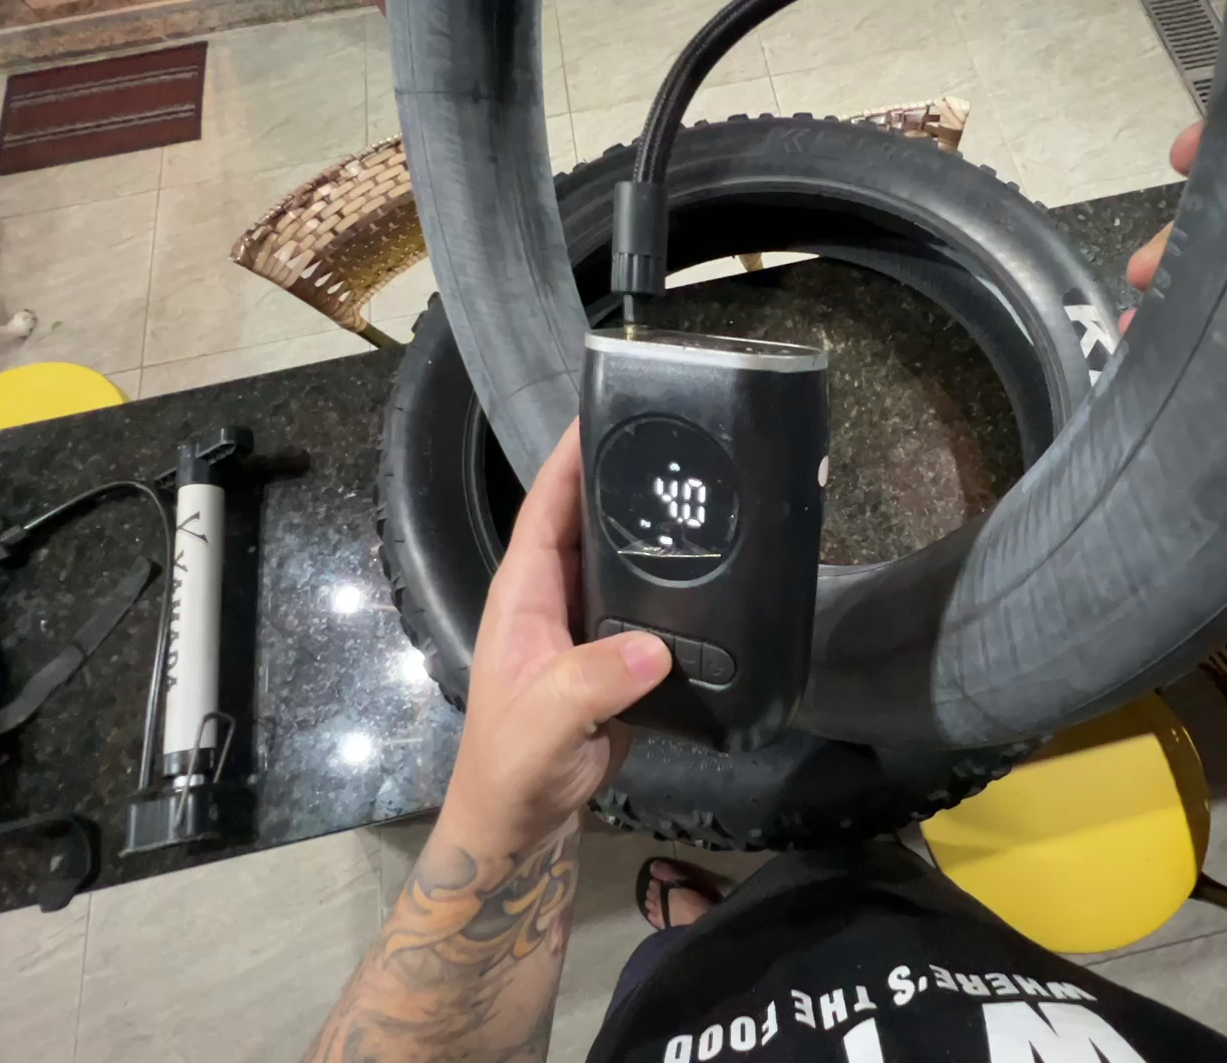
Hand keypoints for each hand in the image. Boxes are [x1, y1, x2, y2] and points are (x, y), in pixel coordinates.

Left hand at [443, 421, 672, 853]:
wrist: (528, 819)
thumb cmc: (513, 768)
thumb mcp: (542, 724)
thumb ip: (589, 683)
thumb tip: (656, 646)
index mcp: (525, 592)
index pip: (546, 505)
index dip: (571, 455)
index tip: (608, 409)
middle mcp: (556, 594)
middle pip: (589, 517)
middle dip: (622, 475)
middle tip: (681, 441)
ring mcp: (589, 620)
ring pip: (622, 554)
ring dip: (651, 523)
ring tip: (705, 490)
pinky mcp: (619, 649)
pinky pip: (647, 597)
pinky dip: (673, 575)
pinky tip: (713, 565)